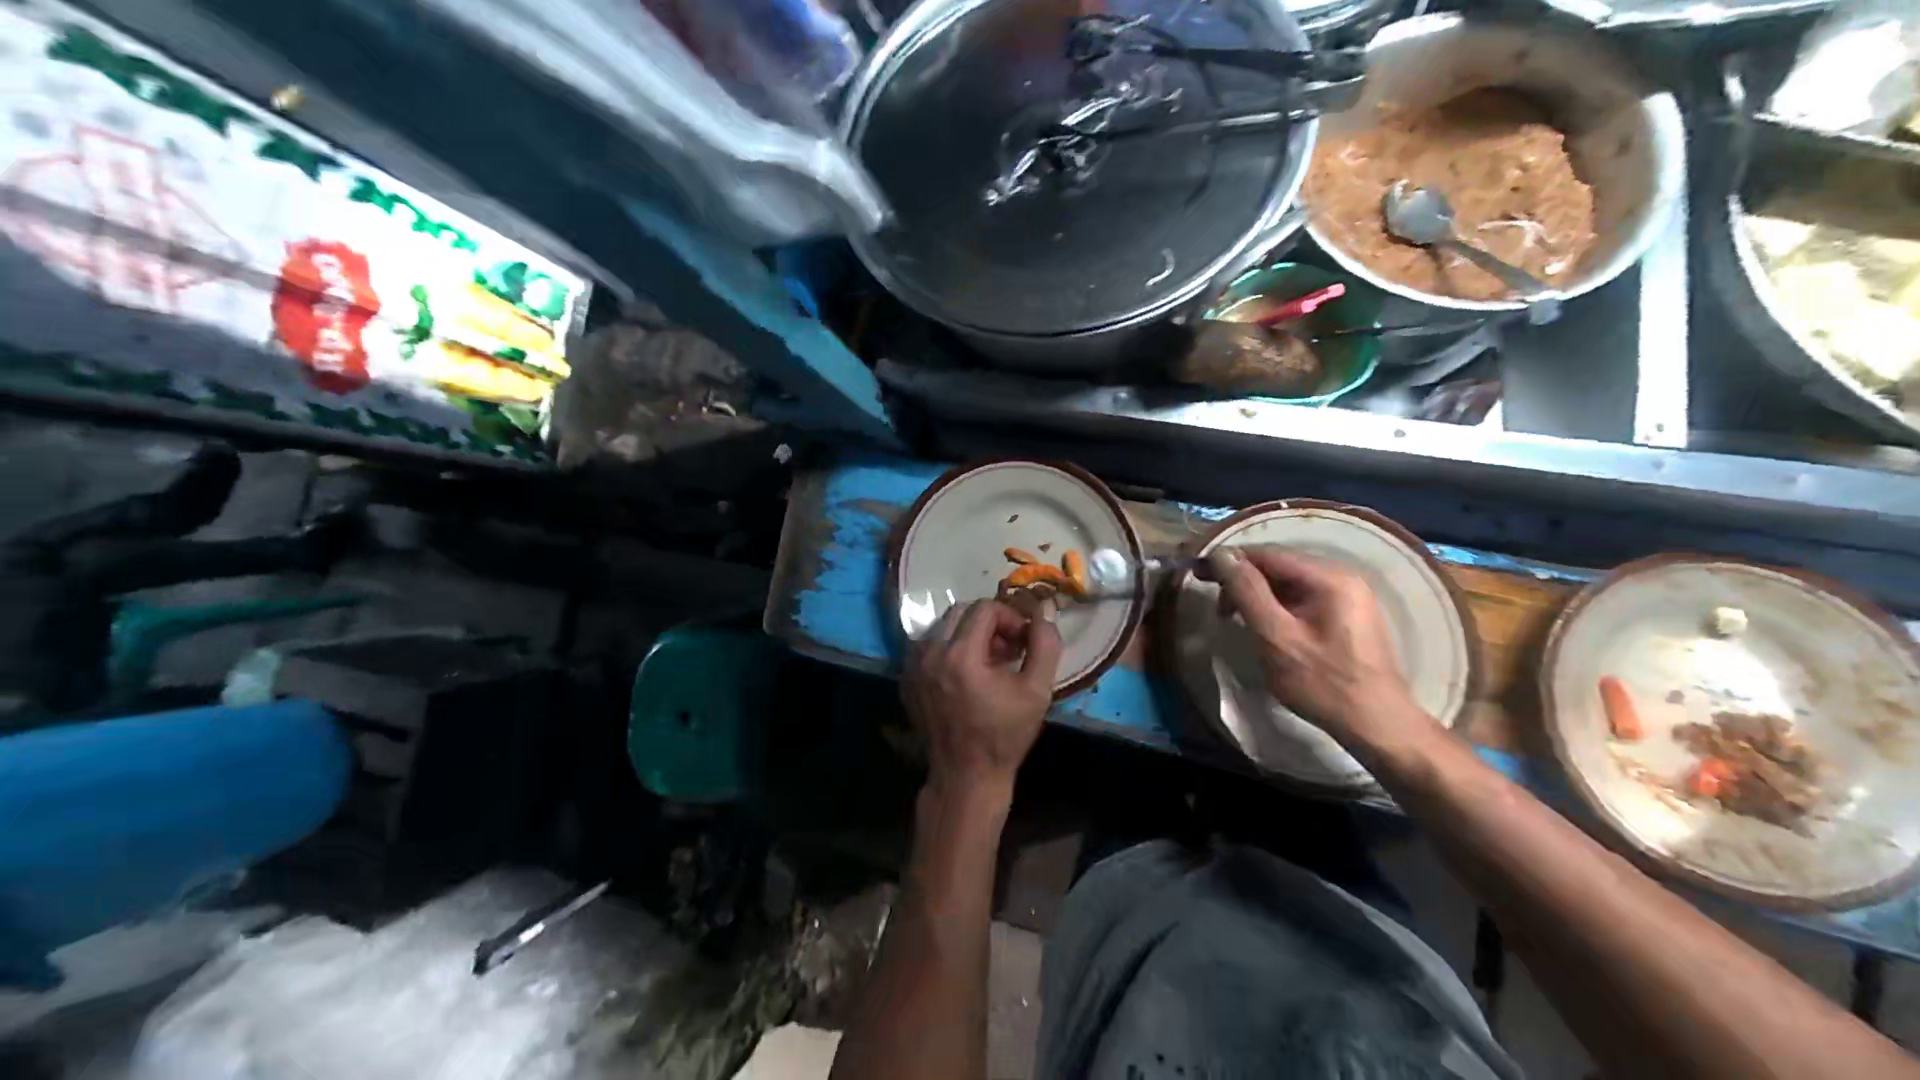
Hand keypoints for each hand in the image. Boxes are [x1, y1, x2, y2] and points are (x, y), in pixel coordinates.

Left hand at [903, 599, 1061, 794]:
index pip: (985, 608)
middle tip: (1007, 650)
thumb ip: (1044, 645)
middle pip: (960, 612)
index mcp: (960, 655)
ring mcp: (913, 667)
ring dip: (967, 635)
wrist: (966, 775)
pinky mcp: (906, 680)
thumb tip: (1045, 608)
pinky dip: (948, 650)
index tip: (1022, 642)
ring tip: (987, 663)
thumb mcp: (1037, 691)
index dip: (1010, 618)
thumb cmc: (1005, 735)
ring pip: (942, 627)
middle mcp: (930, 653)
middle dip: (988, 624)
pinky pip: (927, 647)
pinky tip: (965, 676)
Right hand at [1210, 546, 1429, 745]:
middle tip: (1219, 609)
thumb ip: (1247, 592)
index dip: (1230, 561)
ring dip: (1258, 596)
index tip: (1199, 577)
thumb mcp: (1276, 636)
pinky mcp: (1346, 615)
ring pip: (1289, 583)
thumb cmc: (1322, 683)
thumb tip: (1221, 555)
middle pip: (1279, 565)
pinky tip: (1264, 627)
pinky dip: (1277, 607)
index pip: (1268, 553)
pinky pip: (1302, 598)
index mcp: (1329, 577)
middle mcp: (1342, 577)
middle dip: (1243, 581)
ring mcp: (1348, 596)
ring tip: (1237, 620)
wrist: (1376, 725)